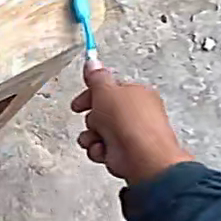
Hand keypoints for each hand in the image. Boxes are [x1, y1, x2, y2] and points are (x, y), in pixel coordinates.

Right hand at [70, 66, 194, 185]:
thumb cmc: (131, 123)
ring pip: (96, 132)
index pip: (107, 89)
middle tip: (95, 121)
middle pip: (99, 112)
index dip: (90, 95)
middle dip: (91, 119)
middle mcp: (135, 113)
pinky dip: (99, 150)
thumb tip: (92, 62)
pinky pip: (100, 148)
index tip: (79, 103)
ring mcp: (130, 133)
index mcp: (136, 93)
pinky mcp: (123, 152)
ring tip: (98, 138)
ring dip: (91, 136)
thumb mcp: (106, 91)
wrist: (141, 157)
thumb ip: (96, 77)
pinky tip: (104, 150)